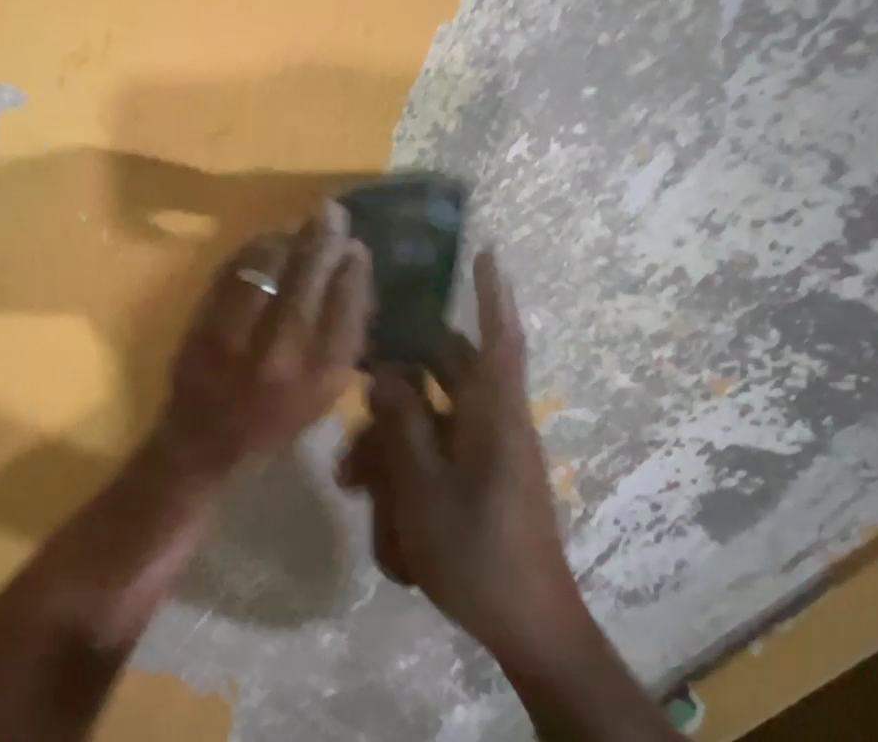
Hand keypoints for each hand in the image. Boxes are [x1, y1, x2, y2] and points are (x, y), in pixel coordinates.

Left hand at [155, 200, 373, 477]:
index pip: (346, 309)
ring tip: (299, 228)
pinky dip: (252, 252)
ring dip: (287, 239)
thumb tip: (354, 282)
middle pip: (309, 280)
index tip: (357, 247)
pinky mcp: (202, 325)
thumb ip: (341, 345)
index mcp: (320, 380)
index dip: (353, 271)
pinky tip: (265, 243)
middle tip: (332, 213)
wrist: (201, 445)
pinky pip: (233, 273)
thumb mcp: (321, 398)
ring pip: (267, 268)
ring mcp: (236, 338)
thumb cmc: (271, 427)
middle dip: (324, 240)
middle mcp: (282, 357)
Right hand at [337, 253, 591, 662]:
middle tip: (352, 372)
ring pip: (431, 418)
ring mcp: (489, 455)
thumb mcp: (422, 485)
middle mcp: (496, 424)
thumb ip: (402, 421)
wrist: (527, 625)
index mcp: (495, 417)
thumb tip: (384, 370)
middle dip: (396, 379)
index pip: (499, 339)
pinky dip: (403, 465)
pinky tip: (372, 503)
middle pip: (447, 375)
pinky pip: (435, 452)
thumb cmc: (476, 550)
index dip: (492, 295)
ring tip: (350, 481)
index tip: (486, 252)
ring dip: (390, 437)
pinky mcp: (480, 480)